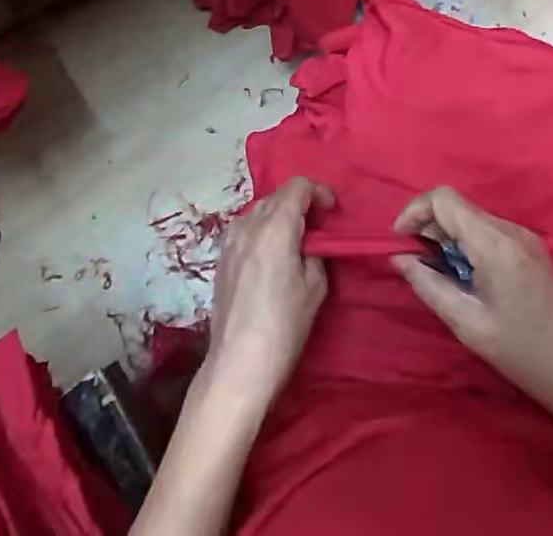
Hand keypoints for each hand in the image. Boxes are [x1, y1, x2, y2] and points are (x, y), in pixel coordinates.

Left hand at [204, 178, 334, 405]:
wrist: (239, 365)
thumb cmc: (284, 326)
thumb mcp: (316, 286)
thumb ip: (316, 252)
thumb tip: (312, 243)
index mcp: (275, 228)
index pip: (298, 186)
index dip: (319, 191)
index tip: (332, 211)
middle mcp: (249, 226)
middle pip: (277, 195)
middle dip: (301, 202)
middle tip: (319, 225)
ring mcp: (230, 242)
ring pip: (259, 210)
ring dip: (280, 214)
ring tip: (295, 238)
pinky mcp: (220, 259)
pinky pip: (245, 229)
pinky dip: (262, 229)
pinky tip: (271, 253)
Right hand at [390, 187, 552, 420]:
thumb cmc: (522, 352)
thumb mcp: (467, 323)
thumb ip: (429, 285)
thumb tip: (399, 258)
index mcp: (495, 243)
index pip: (444, 199)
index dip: (414, 211)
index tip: (398, 241)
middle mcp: (510, 229)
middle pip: (457, 206)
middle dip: (428, 226)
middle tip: (415, 263)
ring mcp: (524, 236)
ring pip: (471, 218)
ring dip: (447, 236)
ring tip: (438, 274)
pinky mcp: (530, 247)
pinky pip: (488, 231)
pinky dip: (466, 243)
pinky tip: (464, 276)